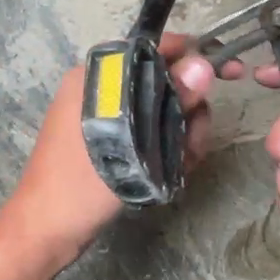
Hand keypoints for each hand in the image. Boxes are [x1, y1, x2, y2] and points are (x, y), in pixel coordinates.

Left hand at [1, 36, 220, 259]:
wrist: (47, 231)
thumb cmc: (81, 185)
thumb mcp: (131, 143)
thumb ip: (167, 101)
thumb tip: (202, 65)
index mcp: (96, 77)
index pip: (155, 48)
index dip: (196, 57)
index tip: (231, 75)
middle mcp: (101, 89)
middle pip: (165, 81)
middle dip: (189, 112)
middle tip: (193, 145)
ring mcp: (105, 117)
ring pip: (162, 111)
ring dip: (181, 136)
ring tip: (182, 166)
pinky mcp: (111, 141)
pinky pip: (150, 133)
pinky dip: (167, 150)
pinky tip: (172, 173)